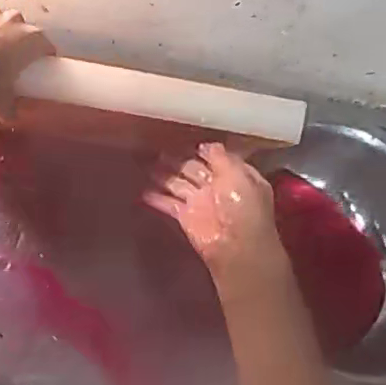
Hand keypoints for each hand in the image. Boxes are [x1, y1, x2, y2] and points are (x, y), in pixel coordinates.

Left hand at [0, 6, 54, 117]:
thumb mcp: (0, 99)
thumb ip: (9, 108)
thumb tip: (9, 118)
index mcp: (31, 39)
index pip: (46, 46)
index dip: (44, 57)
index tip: (40, 66)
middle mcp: (16, 21)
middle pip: (25, 31)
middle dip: (21, 44)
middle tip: (14, 61)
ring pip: (4, 23)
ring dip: (1, 34)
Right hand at [144, 142, 287, 285]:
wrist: (236, 246)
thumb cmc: (243, 208)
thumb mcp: (238, 175)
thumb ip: (221, 157)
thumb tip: (205, 145)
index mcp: (233, 175)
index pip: (215, 158)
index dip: (200, 149)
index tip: (182, 138)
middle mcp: (216, 187)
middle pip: (192, 169)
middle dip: (177, 160)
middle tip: (156, 150)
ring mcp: (199, 202)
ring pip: (177, 184)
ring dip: (163, 176)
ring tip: (146, 166)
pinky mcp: (185, 217)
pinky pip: (168, 203)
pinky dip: (156, 198)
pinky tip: (143, 192)